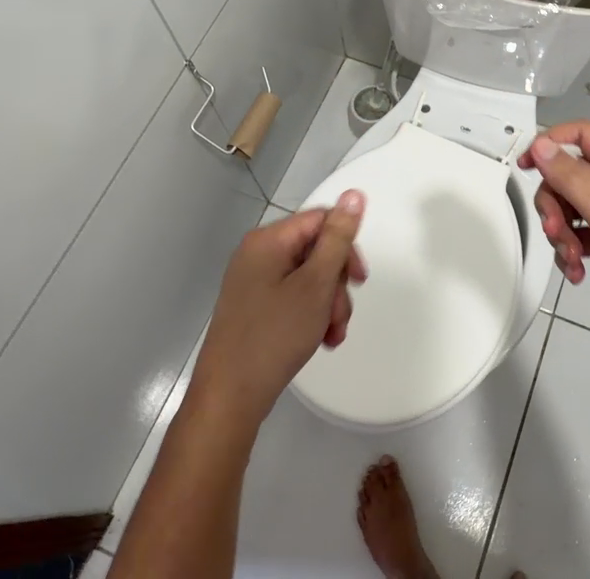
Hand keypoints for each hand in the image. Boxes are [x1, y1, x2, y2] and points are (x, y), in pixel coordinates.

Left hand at [188, 192, 367, 425]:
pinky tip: (320, 340)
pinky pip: (294, 298)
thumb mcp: (315, 285)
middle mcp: (257, 254)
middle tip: (339, 316)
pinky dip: (312, 315)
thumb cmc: (275, 336)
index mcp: (268, 240)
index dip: (345, 247)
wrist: (230, 395)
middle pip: (316, 251)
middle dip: (336, 284)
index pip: (321, 220)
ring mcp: (253, 282)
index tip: (359, 280)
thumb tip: (354, 194)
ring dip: (328, 304)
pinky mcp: (254, 307)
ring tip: (331, 334)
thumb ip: (337, 239)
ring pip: (309, 278)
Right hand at [518, 123, 589, 346]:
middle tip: (556, 231)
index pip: (583, 136)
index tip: (526, 163)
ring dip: (562, 234)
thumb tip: (542, 147)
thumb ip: (574, 181)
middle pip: (570, 177)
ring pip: (571, 209)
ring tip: (572, 259)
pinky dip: (572, 251)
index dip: (551, 143)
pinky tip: (577, 271)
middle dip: (555, 205)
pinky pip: (579, 235)